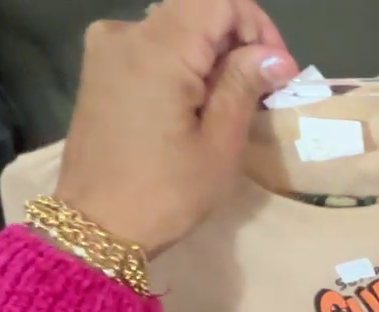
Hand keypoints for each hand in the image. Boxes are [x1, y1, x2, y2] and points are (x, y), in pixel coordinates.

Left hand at [55, 0, 296, 252]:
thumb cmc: (169, 191)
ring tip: (236, 106)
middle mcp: (126, 32)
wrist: (100, 221)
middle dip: (240, 43)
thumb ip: (243, 87)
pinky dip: (189, 67)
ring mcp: (108, 47)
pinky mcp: (103, 67)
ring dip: (216, 58)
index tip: (278, 72)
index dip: (257, 27)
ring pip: (177, 30)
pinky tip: (202, 108)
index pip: (216, 0)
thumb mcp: (220, 145)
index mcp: (157, 49)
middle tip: (266, 94)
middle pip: (195, 10)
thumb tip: (275, 56)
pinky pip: (156, 49)